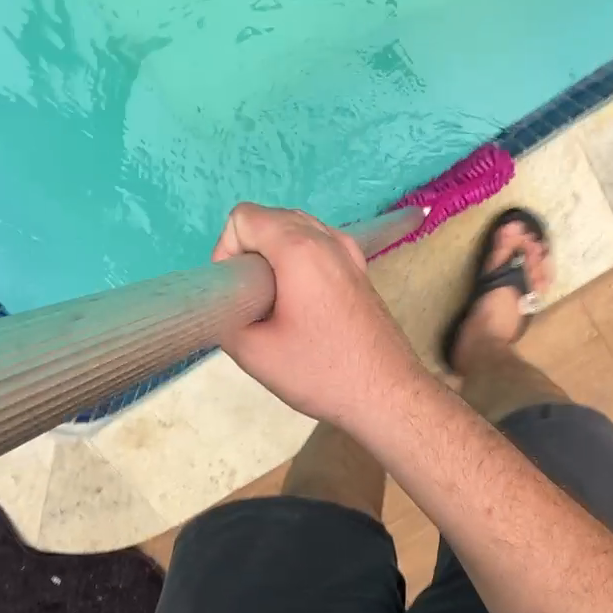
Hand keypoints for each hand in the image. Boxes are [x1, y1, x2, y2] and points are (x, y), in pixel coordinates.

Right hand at [213, 203, 428, 426]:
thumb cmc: (322, 373)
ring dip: (276, 260)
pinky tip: (302, 307)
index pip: (243, 218)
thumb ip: (224, 316)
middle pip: (271, 219)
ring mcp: (350, 254)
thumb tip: (226, 302)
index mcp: (300, 249)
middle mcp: (329, 240)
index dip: (226, 252)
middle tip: (251, 302)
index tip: (235, 293)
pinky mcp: (360, 272)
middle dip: (250, 254)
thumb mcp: (253, 352)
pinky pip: (319, 250)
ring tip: (275, 307)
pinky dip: (301, 266)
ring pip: (297, 232)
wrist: (387, 394)